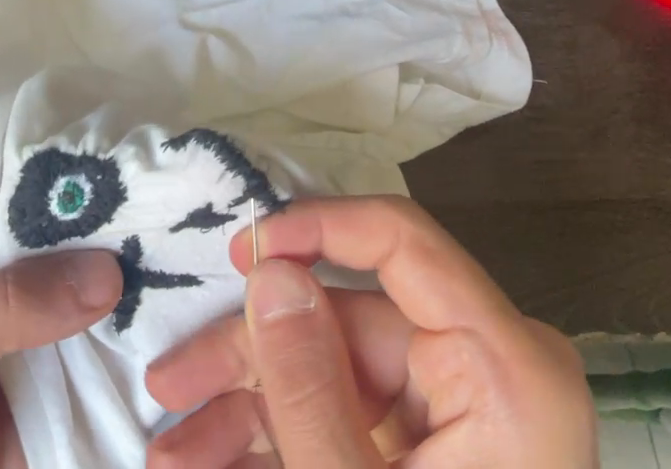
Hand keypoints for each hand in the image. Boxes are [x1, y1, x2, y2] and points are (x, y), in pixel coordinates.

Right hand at [144, 196, 595, 467]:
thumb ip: (309, 387)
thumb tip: (270, 272)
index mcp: (504, 365)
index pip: (402, 240)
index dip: (313, 225)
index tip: (237, 251)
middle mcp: (486, 365)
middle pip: (343, 317)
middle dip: (247, 355)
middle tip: (166, 383)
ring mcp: (456, 406)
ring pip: (329, 366)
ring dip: (245, 405)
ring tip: (170, 454)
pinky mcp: (430, 440)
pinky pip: (341, 409)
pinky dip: (276, 433)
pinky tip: (209, 462)